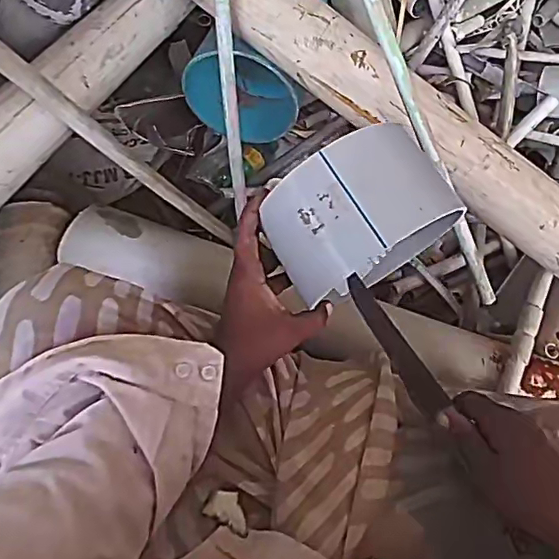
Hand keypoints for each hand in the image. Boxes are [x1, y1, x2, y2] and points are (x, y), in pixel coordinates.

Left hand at [213, 192, 328, 395]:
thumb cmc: (252, 345)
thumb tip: (328, 307)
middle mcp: (242, 277)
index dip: (253, 211)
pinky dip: (275, 269)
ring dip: (271, 246)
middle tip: (281, 208)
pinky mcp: (247, 298)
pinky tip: (293, 274)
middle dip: (265, 222)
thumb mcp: (291, 330)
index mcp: (247, 274)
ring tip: (292, 236)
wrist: (230, 364)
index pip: (246, 233)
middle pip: (251, 240)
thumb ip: (314, 317)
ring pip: (257, 257)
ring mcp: (243, 287)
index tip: (262, 194)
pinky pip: (262, 274)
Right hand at [441, 390, 558, 552]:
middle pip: (486, 410)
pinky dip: (503, 451)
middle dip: (470, 427)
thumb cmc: (524, 497)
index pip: (469, 398)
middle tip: (462, 456)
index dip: (452, 411)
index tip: (445, 433)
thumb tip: (447, 413)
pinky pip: (515, 440)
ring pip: (501, 427)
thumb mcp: (483, 470)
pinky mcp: (546, 452)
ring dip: (487, 441)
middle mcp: (520, 420)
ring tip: (482, 469)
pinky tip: (505, 476)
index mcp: (502, 419)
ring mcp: (536, 435)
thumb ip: (465, 439)